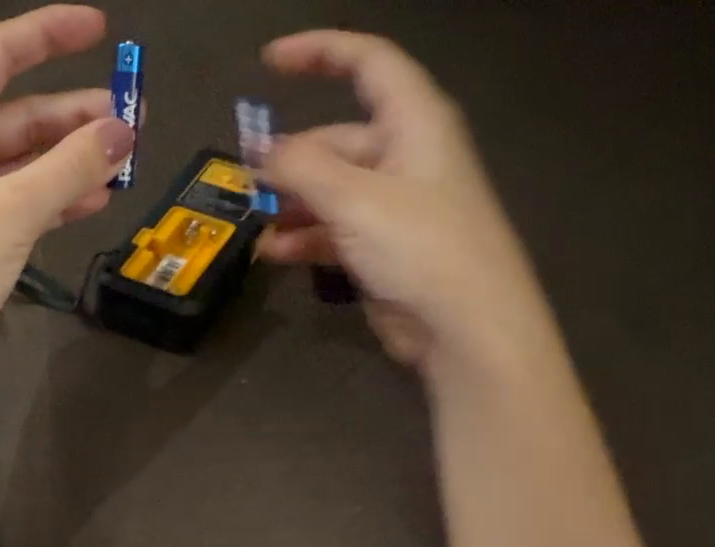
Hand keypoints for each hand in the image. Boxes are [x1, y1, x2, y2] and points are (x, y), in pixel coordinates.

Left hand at [0, 4, 134, 390]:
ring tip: (127, 162)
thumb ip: (72, 166)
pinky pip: (26, 199)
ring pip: (29, 159)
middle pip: (24, 111)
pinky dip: (60, 197)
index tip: (102, 29)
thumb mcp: (14, 208)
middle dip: (78, 114)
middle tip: (136, 121)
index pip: (0, 53)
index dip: (50, 34)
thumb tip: (124, 133)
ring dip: (75, 160)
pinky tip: (97, 200)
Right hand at [257, 31, 559, 377]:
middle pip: (338, 139)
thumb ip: (302, 169)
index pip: (367, 63)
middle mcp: (406, 156)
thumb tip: (260, 151)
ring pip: (332, 190)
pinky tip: (275, 255)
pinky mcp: (384, 250)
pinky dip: (305, 239)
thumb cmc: (420, 248)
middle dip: (292, 158)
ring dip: (293, 204)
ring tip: (256, 223)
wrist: (465, 326)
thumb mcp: (355, 199)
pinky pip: (335, 231)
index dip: (319, 52)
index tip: (268, 63)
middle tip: (248, 181)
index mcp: (414, 123)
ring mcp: (395, 207)